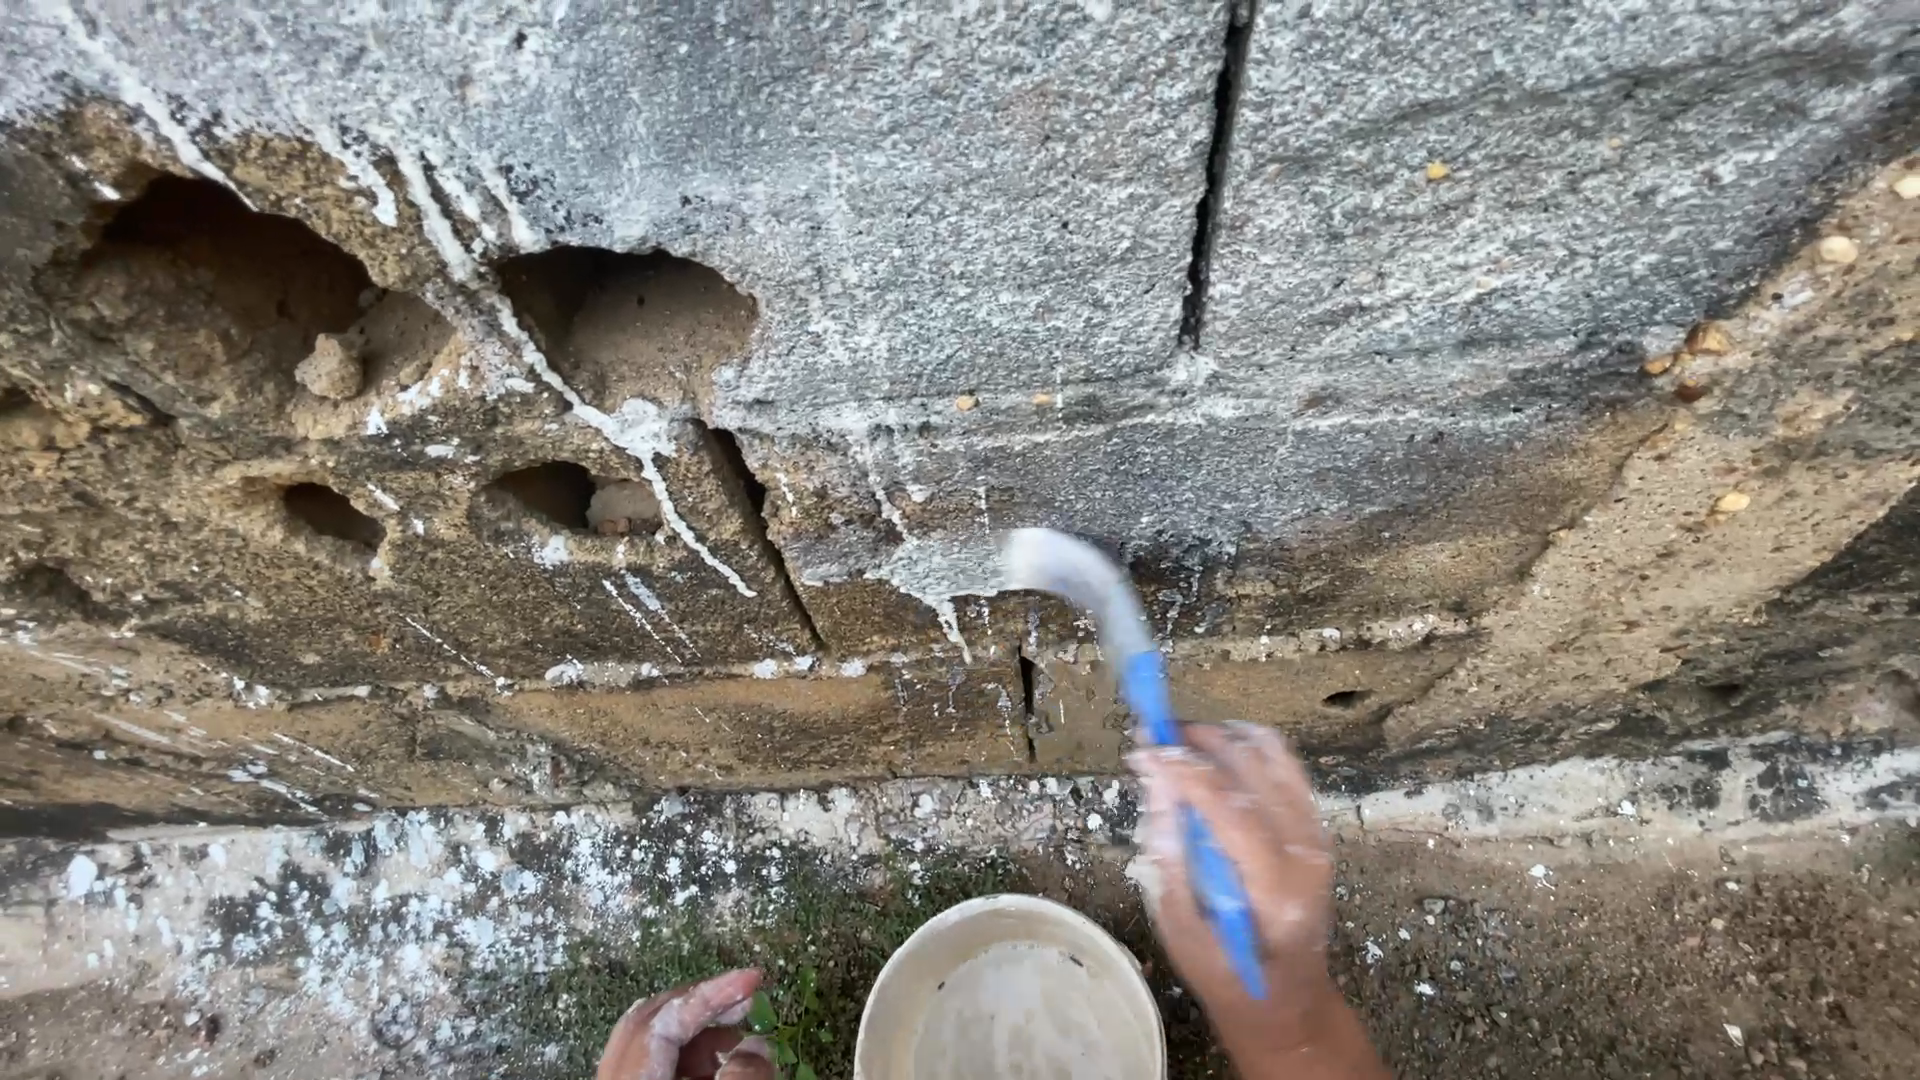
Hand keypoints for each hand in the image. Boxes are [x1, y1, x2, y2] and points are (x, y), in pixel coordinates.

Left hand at [596, 969, 775, 1079]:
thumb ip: (742, 1077)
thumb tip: (757, 1045)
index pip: (663, 1019)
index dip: (710, 992)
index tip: (755, 978)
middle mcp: (614, 1078)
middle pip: (649, 1020)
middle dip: (702, 1003)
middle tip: (746, 996)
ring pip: (655, 1046)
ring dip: (702, 1033)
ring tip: (744, 1038)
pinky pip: (658, 1066)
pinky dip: (693, 1058)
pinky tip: (724, 1065)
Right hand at [1131, 724, 1386, 1078]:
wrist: (1289, 999)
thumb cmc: (1227, 973)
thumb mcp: (1181, 930)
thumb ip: (1168, 856)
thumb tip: (1154, 783)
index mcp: (1273, 891)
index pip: (1229, 809)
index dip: (1183, 770)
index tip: (1144, 747)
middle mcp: (1305, 856)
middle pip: (1252, 771)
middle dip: (1197, 741)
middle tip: (1154, 732)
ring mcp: (1316, 837)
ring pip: (1272, 756)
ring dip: (1221, 736)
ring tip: (1179, 737)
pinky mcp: (1315, 828)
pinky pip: (1285, 764)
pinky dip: (1249, 743)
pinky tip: (1216, 744)